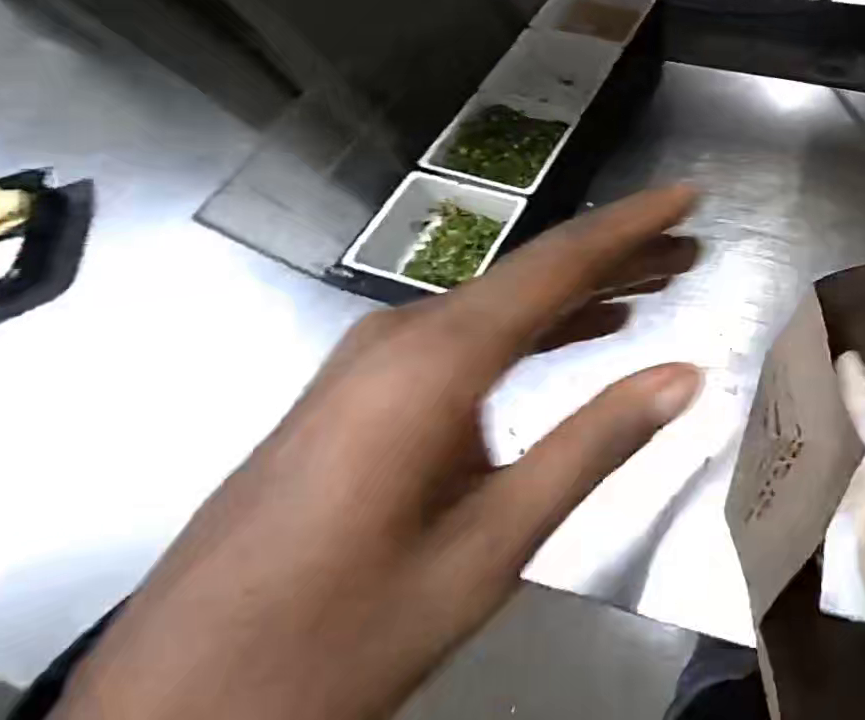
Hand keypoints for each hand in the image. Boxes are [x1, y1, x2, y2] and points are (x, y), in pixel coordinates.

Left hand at [54, 186, 704, 719]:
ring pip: (500, 301)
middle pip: (530, 273)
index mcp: (435, 360)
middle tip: (689, 247)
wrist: (175, 703)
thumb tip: (683, 375)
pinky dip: (532, 326)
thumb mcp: (489, 547)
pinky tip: (576, 333)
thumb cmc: (342, 634)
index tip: (687, 195)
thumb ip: (591, 446)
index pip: (557, 264)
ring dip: (578, 290)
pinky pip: (467, 334)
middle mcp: (403, 334)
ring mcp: (375, 358)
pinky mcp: (362, 387)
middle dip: (617, 255)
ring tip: (654, 282)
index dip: (631, 224)